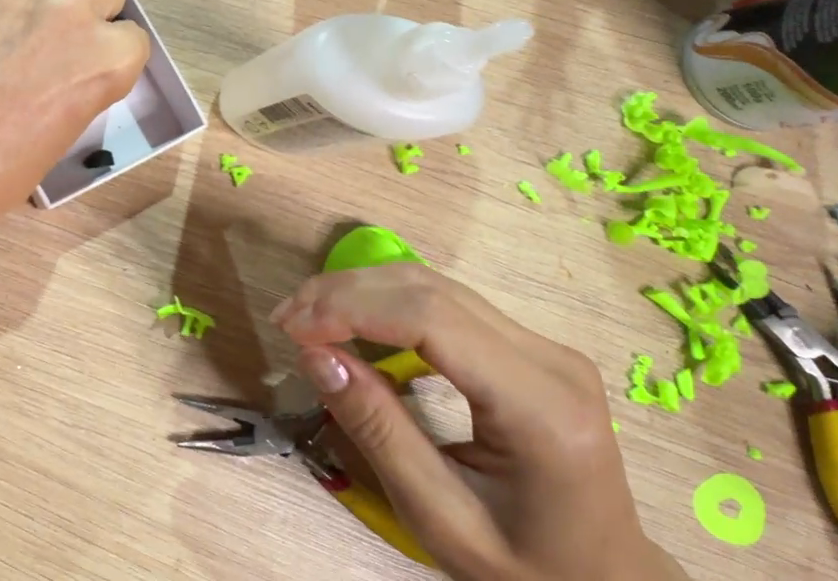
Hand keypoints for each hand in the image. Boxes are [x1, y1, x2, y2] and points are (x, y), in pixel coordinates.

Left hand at [0, 0, 149, 241]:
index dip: (111, 53)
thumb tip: (71, 65)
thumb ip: (80, 85)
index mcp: (106, 60)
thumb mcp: (62, 135)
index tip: (91, 67)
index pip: (132, 36)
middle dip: (91, 14)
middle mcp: (72, 13)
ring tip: (31, 15)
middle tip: (61, 41)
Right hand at [269, 264, 686, 580]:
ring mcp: (545, 348)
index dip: (350, 309)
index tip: (291, 330)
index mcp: (540, 408)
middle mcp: (551, 361)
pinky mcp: (530, 348)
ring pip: (433, 285)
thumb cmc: (521, 565)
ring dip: (360, 291)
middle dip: (344, 293)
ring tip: (305, 317)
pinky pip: (444, 303)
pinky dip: (385, 302)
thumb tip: (315, 355)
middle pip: (428, 290)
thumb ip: (378, 431)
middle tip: (285, 319)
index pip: (431, 320)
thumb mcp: (439, 516)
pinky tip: (349, 320)